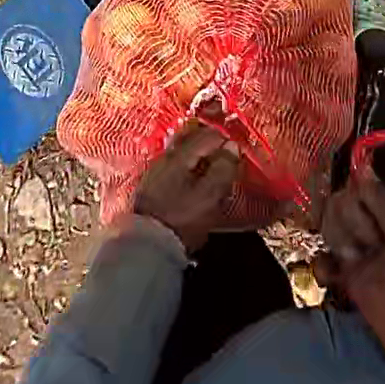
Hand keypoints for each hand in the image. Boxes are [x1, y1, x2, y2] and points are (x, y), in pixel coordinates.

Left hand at [132, 120, 240, 252]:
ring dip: (198, 156)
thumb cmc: (182, 219)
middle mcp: (166, 156)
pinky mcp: (150, 186)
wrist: (146, 248)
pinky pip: (174, 167)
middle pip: (192, 139)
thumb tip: (232, 147)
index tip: (238, 148)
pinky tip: (194, 179)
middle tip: (226, 153)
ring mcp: (155, 171)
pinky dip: (188, 168)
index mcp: (180, 155)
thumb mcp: (210, 195)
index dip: (226, 139)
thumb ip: (223, 168)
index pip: (208, 136)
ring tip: (212, 167)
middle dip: (210, 143)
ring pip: (182, 153)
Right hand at [314, 177, 384, 362]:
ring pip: (329, 229)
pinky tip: (332, 273)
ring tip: (357, 259)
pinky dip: (324, 265)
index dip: (355, 201)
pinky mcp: (351, 280)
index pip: (356, 189)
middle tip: (369, 243)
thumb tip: (362, 171)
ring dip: (339, 241)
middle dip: (348, 222)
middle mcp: (373, 226)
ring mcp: (361, 252)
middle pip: (337, 206)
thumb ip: (383, 201)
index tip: (367, 219)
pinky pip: (325, 262)